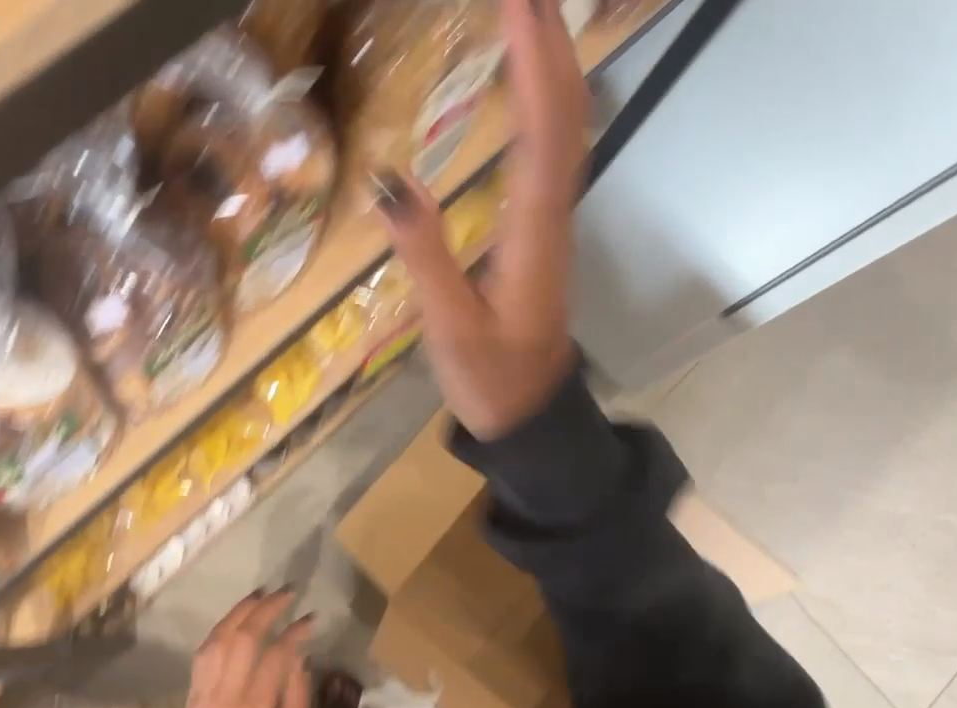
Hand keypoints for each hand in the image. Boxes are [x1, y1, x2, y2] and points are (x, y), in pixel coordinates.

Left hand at [185, 590, 313, 707]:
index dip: (294, 633)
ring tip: (260, 595)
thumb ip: (298, 695)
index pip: (276, 657)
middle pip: (242, 639)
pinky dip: (220, 630)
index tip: (310, 619)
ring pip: (218, 639)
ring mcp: (204, 691)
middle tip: (285, 593)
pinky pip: (203, 652)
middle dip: (265, 610)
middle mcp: (226, 694)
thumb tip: (301, 656)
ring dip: (239, 612)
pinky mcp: (192, 692)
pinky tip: (235, 619)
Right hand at [375, 0, 588, 440]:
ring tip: (530, 18)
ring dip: (554, 66)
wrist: (529, 416)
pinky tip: (532, 88)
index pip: (543, 129)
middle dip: (550, 43)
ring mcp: (552, 224)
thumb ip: (424, 257)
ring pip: (567, 130)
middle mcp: (552, 217)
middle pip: (567, 115)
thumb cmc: (490, 379)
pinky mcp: (542, 234)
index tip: (515, 1)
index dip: (532, 60)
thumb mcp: (450, 329)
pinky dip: (547, 105)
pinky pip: (554, 153)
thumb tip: (388, 183)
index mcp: (532, 233)